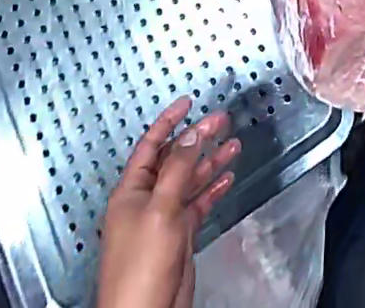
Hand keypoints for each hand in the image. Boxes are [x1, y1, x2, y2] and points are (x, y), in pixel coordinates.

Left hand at [97, 97, 239, 307]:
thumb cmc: (142, 263)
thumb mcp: (161, 208)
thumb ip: (178, 168)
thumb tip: (192, 134)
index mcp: (131, 193)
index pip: (150, 147)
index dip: (168, 122)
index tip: (186, 102)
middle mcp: (145, 201)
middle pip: (173, 160)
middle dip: (197, 139)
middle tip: (221, 119)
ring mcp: (162, 218)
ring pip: (189, 179)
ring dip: (210, 161)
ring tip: (233, 144)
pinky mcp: (178, 234)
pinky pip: (198, 202)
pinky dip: (213, 188)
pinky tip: (227, 177)